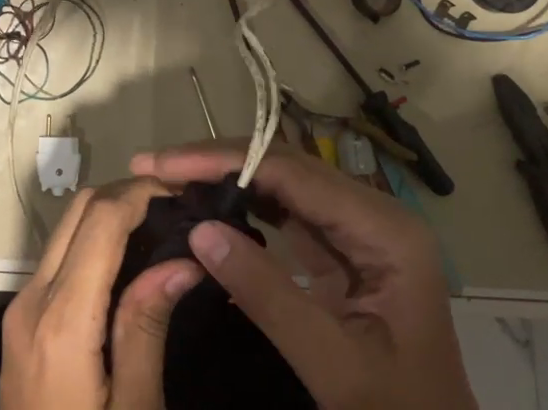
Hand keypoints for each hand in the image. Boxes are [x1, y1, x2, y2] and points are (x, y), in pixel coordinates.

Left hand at [0, 178, 204, 409]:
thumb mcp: (135, 409)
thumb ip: (147, 327)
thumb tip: (180, 259)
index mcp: (61, 317)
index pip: (100, 221)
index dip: (140, 193)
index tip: (183, 192)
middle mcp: (31, 298)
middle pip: (76, 212)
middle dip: (125, 194)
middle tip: (176, 206)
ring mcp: (19, 309)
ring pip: (64, 231)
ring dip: (108, 215)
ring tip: (161, 227)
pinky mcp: (19, 323)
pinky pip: (57, 261)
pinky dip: (92, 243)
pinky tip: (129, 261)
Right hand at [131, 141, 475, 409]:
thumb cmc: (394, 409)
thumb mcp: (331, 363)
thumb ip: (267, 295)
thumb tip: (199, 229)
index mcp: (385, 231)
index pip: (292, 174)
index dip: (223, 161)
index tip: (162, 164)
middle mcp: (375, 215)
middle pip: (287, 167)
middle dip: (217, 161)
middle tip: (153, 166)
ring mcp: (361, 231)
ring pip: (283, 183)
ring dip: (226, 177)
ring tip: (171, 178)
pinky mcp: (344, 251)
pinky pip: (287, 212)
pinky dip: (243, 204)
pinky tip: (208, 205)